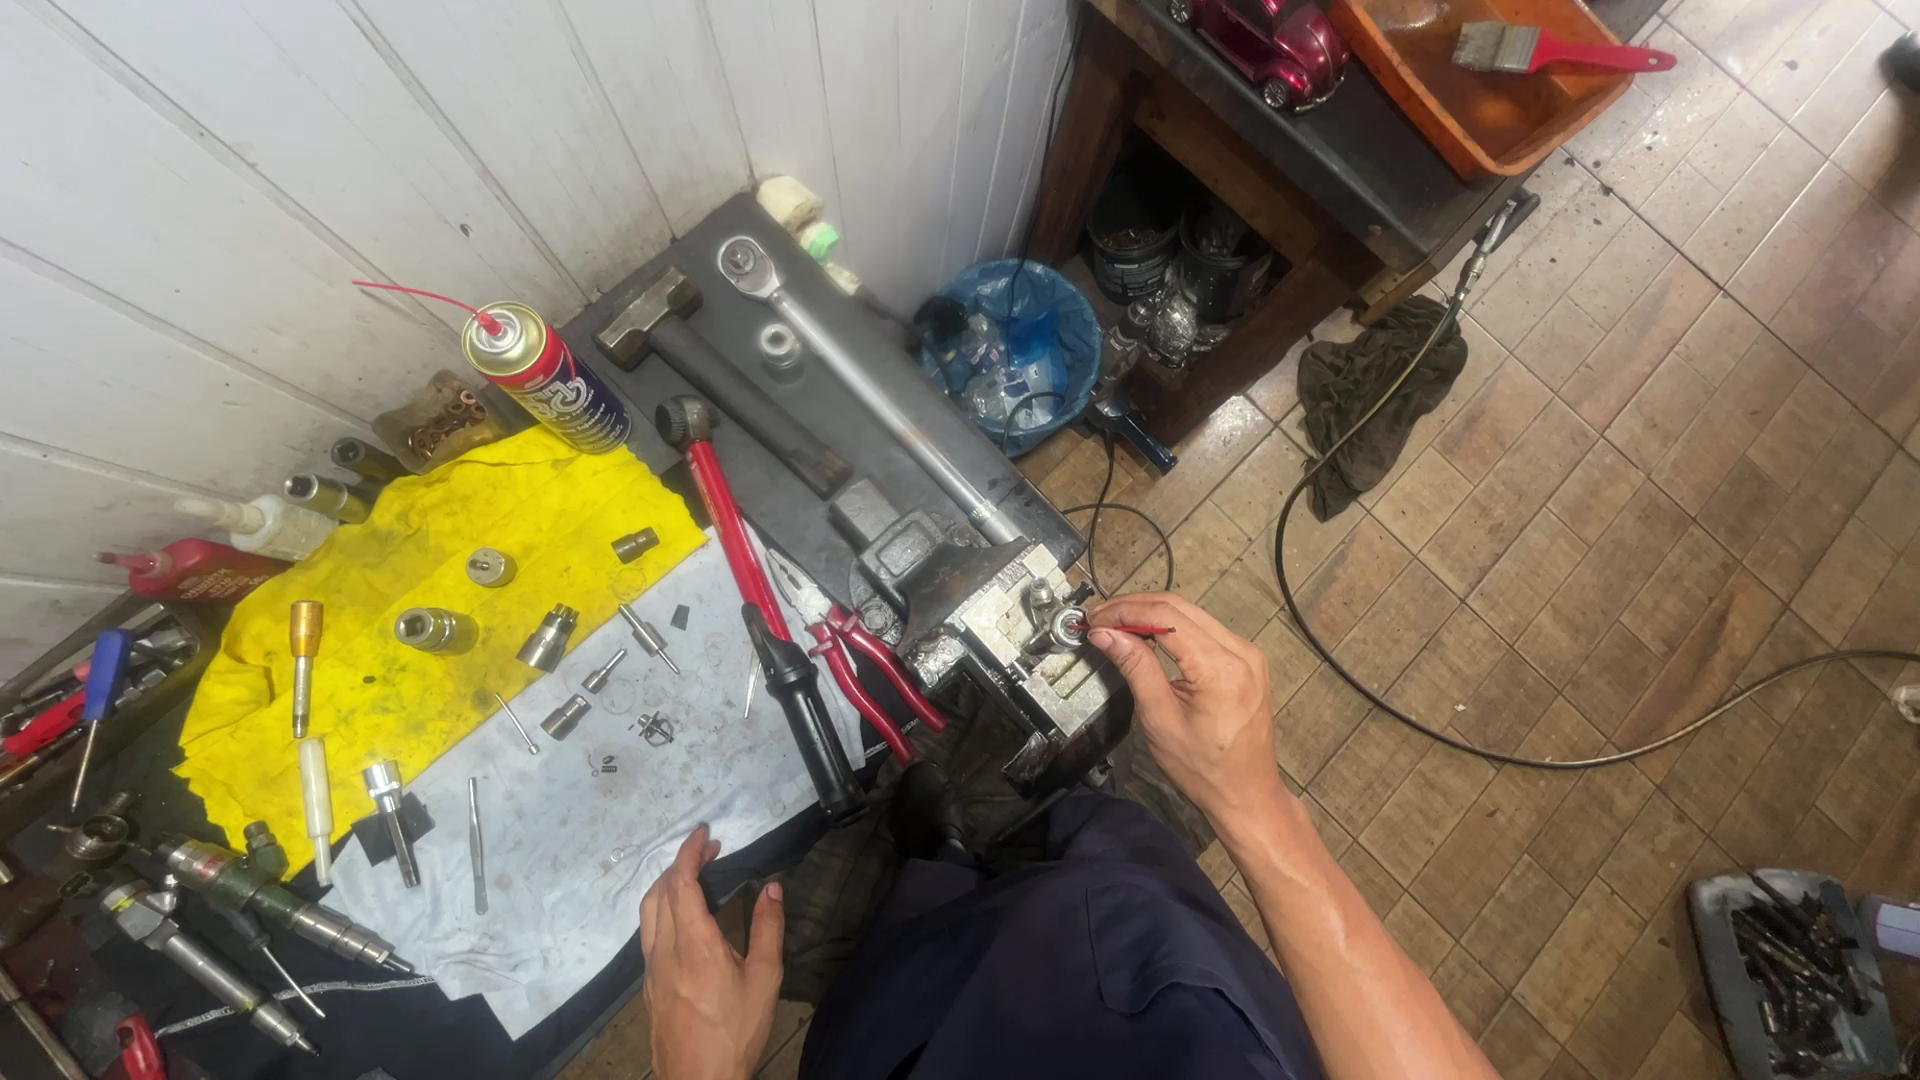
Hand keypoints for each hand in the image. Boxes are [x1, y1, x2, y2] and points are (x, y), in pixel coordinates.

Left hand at [640, 824, 784, 1079]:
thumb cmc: (736, 1029)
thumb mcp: (765, 977)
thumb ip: (768, 927)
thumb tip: (772, 887)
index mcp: (694, 945)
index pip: (681, 885)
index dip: (689, 853)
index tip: (704, 833)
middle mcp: (665, 952)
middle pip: (658, 894)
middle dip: (679, 863)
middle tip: (708, 850)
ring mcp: (652, 971)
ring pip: (648, 914)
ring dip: (667, 885)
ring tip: (695, 875)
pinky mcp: (650, 987)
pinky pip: (650, 934)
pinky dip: (664, 909)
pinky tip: (687, 918)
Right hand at [1087, 593, 1286, 824]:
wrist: (1247, 794)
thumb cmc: (1201, 768)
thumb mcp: (1159, 718)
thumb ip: (1135, 667)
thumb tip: (1105, 634)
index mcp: (1219, 668)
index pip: (1165, 616)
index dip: (1124, 611)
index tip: (1094, 619)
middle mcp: (1240, 651)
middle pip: (1178, 606)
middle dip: (1133, 606)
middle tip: (1098, 618)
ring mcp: (1247, 652)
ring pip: (1190, 611)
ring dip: (1150, 611)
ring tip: (1115, 623)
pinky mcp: (1246, 658)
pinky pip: (1203, 626)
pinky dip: (1170, 623)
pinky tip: (1145, 632)